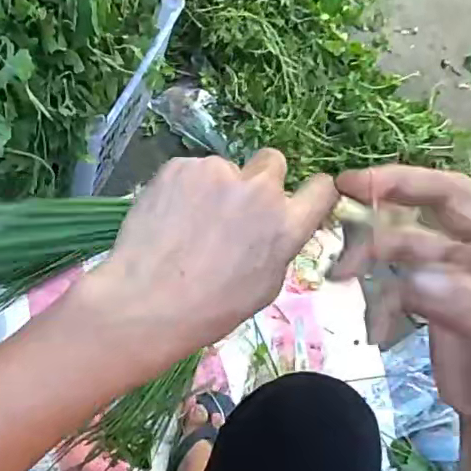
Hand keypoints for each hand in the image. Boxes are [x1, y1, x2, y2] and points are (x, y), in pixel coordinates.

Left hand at [77, 150, 336, 363]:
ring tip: (188, 224)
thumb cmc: (212, 308)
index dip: (313, 191)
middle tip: (235, 207)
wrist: (147, 303)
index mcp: (286, 225)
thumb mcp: (266, 286)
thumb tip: (273, 228)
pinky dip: (183, 189)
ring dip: (215, 188)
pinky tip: (167, 218)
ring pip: (225, 169)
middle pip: (273, 161)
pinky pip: (191, 171)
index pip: (323, 189)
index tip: (300, 196)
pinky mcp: (180, 166)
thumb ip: (278, 246)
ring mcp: (218, 172)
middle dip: (259, 178)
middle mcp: (260, 190)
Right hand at [335, 49, 470, 458]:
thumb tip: (417, 276)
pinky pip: (402, 273)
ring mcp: (470, 267)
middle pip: (449, 193)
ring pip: (413, 233)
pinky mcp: (444, 291)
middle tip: (350, 185)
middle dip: (400, 186)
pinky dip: (381, 290)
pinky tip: (371, 319)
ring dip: (374, 245)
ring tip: (340, 268)